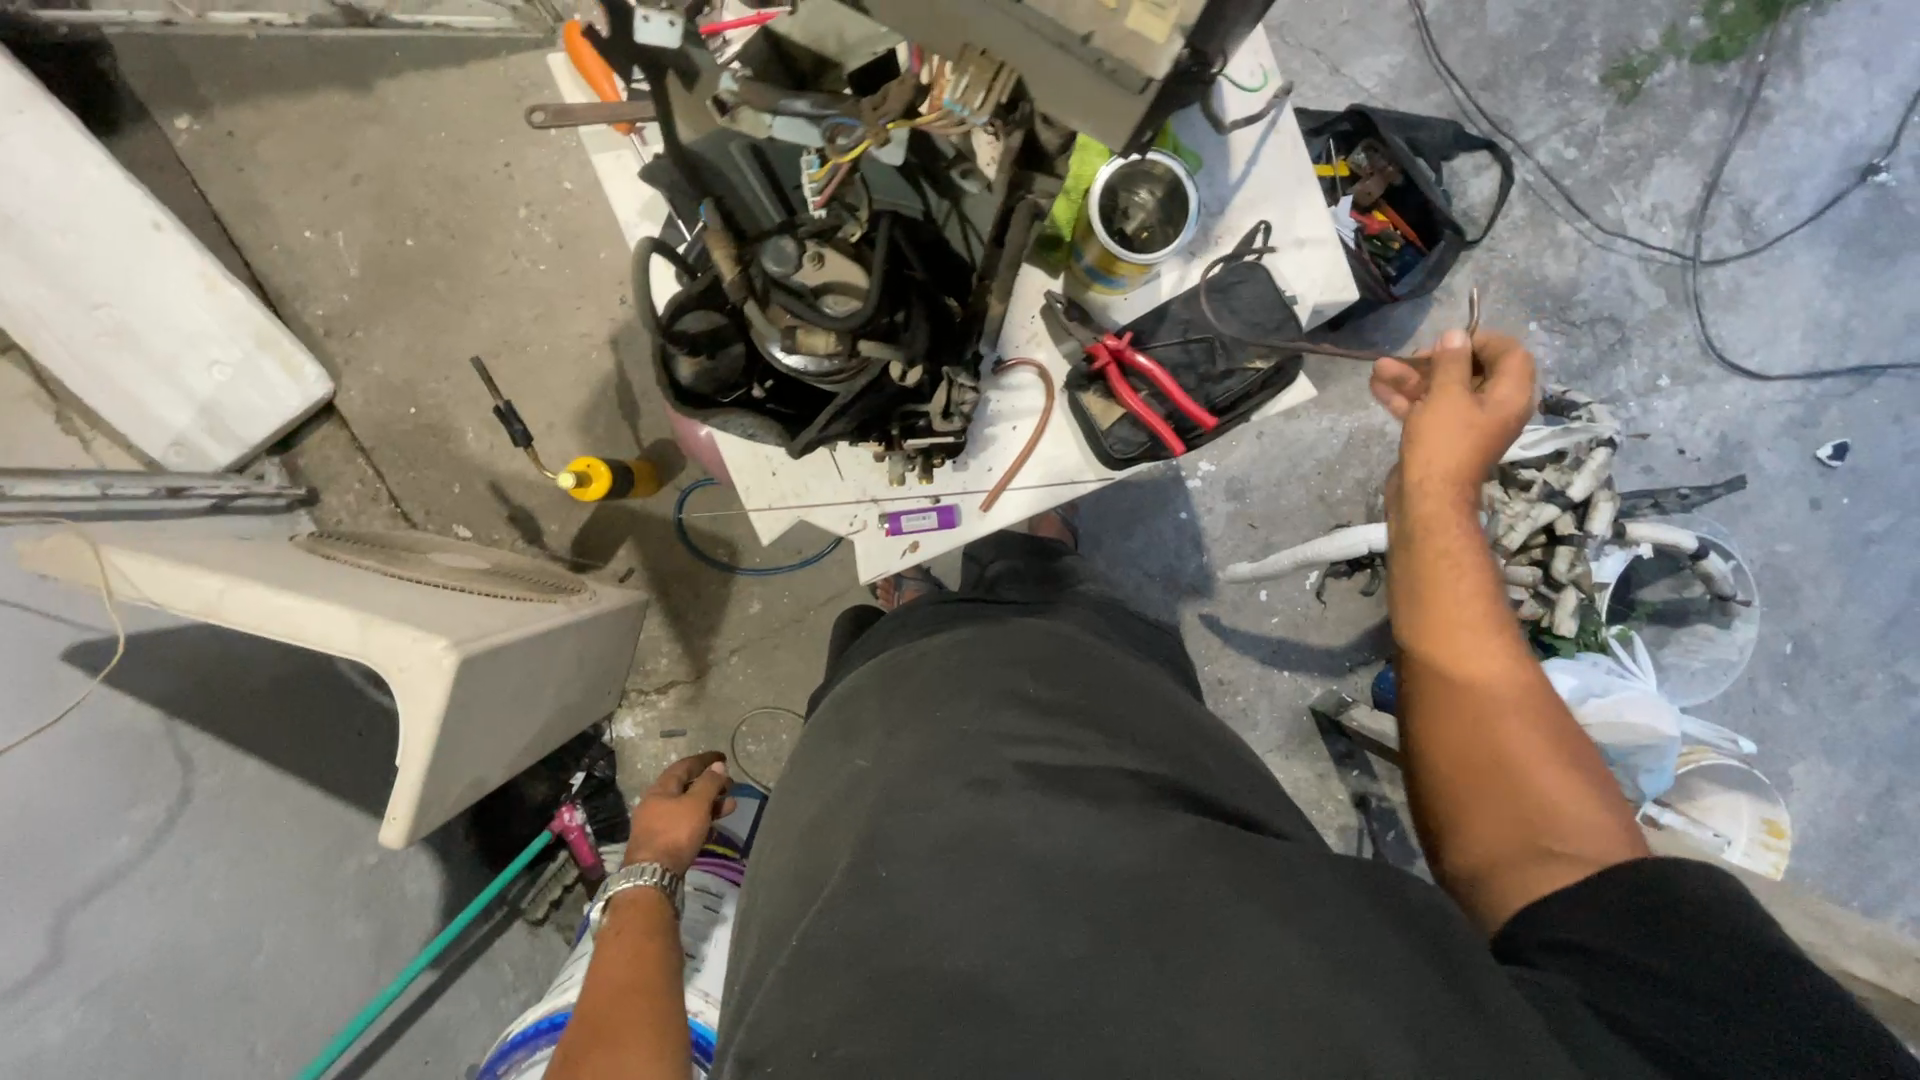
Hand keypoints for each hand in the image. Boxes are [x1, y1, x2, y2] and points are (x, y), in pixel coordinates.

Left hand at [624, 752, 734, 874]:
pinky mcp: (662, 842)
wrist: (652, 875)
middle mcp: (656, 803)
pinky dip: (701, 819)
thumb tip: (718, 765)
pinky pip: (685, 823)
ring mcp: (657, 823)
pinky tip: (714, 825)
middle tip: (729, 785)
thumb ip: (709, 783)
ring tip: (730, 806)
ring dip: (709, 803)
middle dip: (710, 784)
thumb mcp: (696, 804)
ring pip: (687, 806)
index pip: (684, 766)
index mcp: (660, 789)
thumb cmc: (675, 833)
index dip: (704, 760)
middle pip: (686, 786)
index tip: (723, 757)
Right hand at [1371, 328, 1535, 507]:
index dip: (1482, 341)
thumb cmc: (1444, 444)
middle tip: (1411, 356)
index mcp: (1510, 396)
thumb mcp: (1447, 396)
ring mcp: (1466, 425)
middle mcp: (1493, 408)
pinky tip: (1377, 386)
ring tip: (1379, 368)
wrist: (1426, 499)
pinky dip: (1406, 398)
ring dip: (1412, 378)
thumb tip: (1456, 336)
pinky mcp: (1441, 438)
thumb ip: (1452, 362)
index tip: (1450, 340)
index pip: (1510, 354)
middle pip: (1471, 371)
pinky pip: (1428, 409)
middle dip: (1436, 361)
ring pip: (1442, 391)